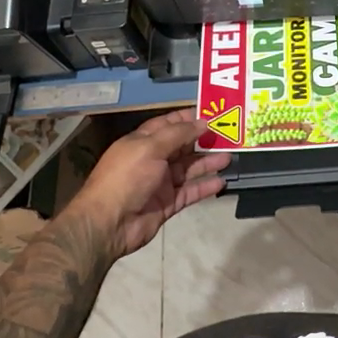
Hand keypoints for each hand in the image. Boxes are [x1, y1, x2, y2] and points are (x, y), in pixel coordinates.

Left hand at [68, 109, 230, 255]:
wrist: (107, 224)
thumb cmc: (126, 177)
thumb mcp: (149, 148)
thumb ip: (178, 134)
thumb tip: (202, 122)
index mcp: (143, 141)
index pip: (170, 124)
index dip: (190, 118)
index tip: (213, 113)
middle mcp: (153, 159)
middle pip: (183, 146)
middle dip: (204, 140)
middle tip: (230, 134)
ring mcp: (161, 183)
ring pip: (190, 169)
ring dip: (208, 162)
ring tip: (230, 157)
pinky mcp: (168, 204)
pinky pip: (190, 192)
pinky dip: (205, 186)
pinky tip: (221, 181)